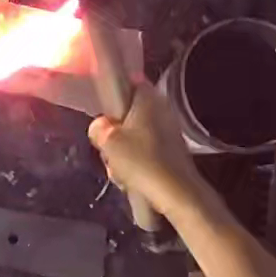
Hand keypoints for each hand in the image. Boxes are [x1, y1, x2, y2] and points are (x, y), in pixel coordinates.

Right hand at [87, 83, 207, 217]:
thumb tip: (101, 125)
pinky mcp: (174, 152)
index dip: (114, 99)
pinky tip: (132, 181)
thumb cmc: (141, 160)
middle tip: (109, 150)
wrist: (177, 192)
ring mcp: (170, 131)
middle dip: (116, 133)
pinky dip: (138, 164)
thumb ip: (99, 128)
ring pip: (137, 136)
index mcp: (148, 98)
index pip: (130, 84)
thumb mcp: (108, 142)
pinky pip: (147, 152)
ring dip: (124, 153)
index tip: (105, 117)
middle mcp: (162, 109)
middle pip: (130, 114)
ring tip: (120, 171)